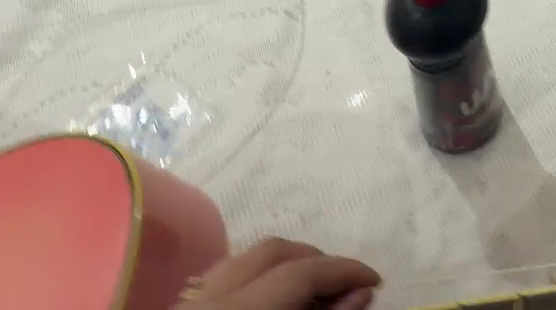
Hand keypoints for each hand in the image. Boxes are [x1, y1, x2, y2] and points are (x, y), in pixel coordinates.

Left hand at [180, 238, 380, 309]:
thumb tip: (362, 293)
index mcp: (236, 309)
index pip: (300, 273)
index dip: (343, 271)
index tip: (375, 280)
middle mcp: (207, 297)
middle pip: (271, 251)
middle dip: (315, 261)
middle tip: (345, 285)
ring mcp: (187, 302)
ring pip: (243, 257)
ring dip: (285, 263)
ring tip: (313, 288)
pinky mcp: (179, 309)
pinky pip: (220, 276)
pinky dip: (253, 277)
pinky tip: (271, 296)